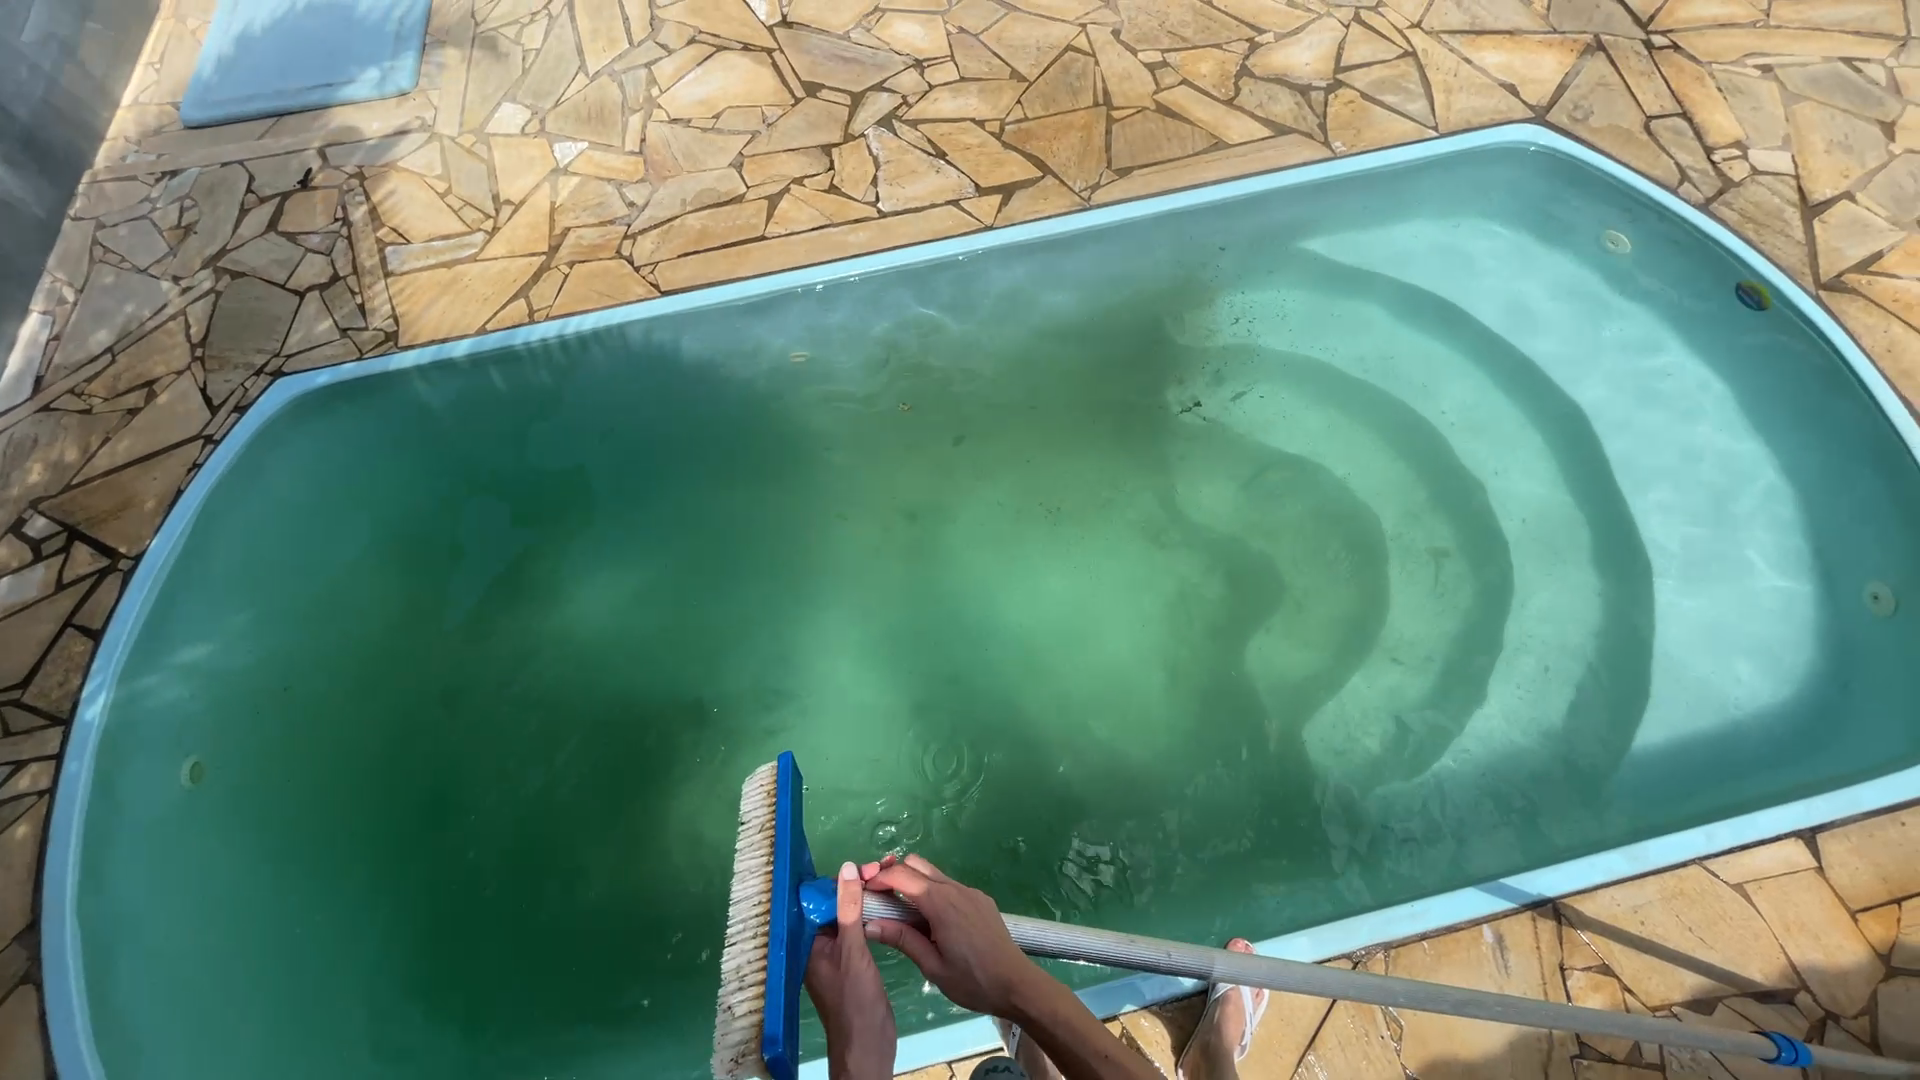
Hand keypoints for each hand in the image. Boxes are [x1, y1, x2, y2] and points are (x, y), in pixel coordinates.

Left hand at [805, 862, 895, 1079]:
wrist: (868, 1045)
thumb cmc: (855, 999)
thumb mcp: (853, 950)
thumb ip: (849, 909)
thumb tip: (847, 868)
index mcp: (808, 942)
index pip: (820, 898)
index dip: (842, 880)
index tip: (868, 866)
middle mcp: (818, 944)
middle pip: (834, 903)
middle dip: (856, 884)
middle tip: (883, 869)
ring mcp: (835, 952)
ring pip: (848, 914)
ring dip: (865, 896)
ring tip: (887, 879)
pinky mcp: (852, 960)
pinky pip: (857, 927)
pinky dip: (870, 913)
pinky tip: (887, 904)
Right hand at [860, 855, 1046, 1018]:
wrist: (1016, 984)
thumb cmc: (972, 981)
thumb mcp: (932, 966)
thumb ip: (903, 940)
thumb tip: (869, 924)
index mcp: (940, 903)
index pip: (901, 875)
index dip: (878, 879)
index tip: (863, 891)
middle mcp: (954, 888)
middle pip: (916, 865)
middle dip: (894, 874)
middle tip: (879, 897)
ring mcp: (969, 891)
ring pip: (933, 874)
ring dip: (913, 883)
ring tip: (900, 911)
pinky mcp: (979, 899)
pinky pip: (949, 886)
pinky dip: (932, 892)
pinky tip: (930, 919)